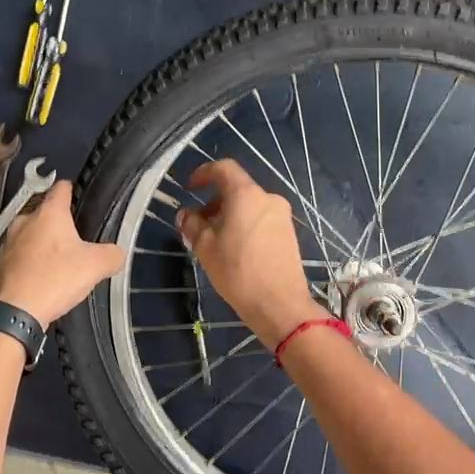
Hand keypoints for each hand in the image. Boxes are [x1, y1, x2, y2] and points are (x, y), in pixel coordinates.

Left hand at [0, 181, 126, 326]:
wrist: (14, 312)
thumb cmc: (55, 278)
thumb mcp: (96, 266)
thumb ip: (112, 255)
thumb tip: (117, 253)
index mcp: (48, 213)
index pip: (62, 188)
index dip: (74, 190)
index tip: (82, 198)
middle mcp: (25, 221)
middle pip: (46, 213)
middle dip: (61, 224)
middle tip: (79, 241)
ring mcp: (9, 242)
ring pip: (32, 235)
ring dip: (45, 245)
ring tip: (62, 263)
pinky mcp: (0, 264)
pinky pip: (22, 257)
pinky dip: (32, 263)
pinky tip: (44, 279)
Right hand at [175, 160, 329, 345]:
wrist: (280, 304)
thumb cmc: (238, 271)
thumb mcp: (206, 247)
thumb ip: (192, 225)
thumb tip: (185, 214)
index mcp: (246, 195)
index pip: (224, 168)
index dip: (204, 173)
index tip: (190, 187)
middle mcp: (268, 198)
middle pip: (237, 189)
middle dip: (214, 201)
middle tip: (197, 223)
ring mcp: (282, 216)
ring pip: (249, 205)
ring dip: (229, 215)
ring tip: (214, 240)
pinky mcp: (289, 234)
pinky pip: (261, 219)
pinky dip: (245, 224)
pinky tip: (235, 249)